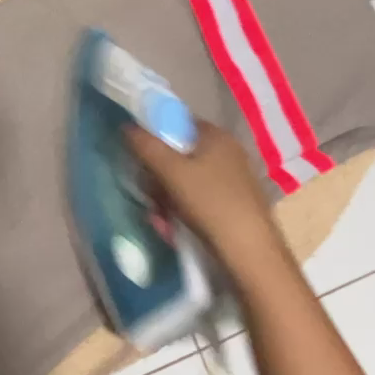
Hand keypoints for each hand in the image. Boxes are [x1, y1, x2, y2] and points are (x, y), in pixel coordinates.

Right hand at [125, 121, 287, 262]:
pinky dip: (182, 211)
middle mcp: (227, 152)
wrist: (249, 251)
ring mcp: (233, 179)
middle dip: (158, 178)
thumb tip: (126, 126)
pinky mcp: (233, 203)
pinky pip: (198, 200)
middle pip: (179, 156)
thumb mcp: (170, 172)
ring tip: (161, 220)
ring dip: (166, 199)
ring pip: (185, 181)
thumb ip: (146, 146)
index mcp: (216, 136)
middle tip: (150, 197)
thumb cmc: (209, 202)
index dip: (155, 138)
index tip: (141, 160)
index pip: (178, 124)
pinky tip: (175, 229)